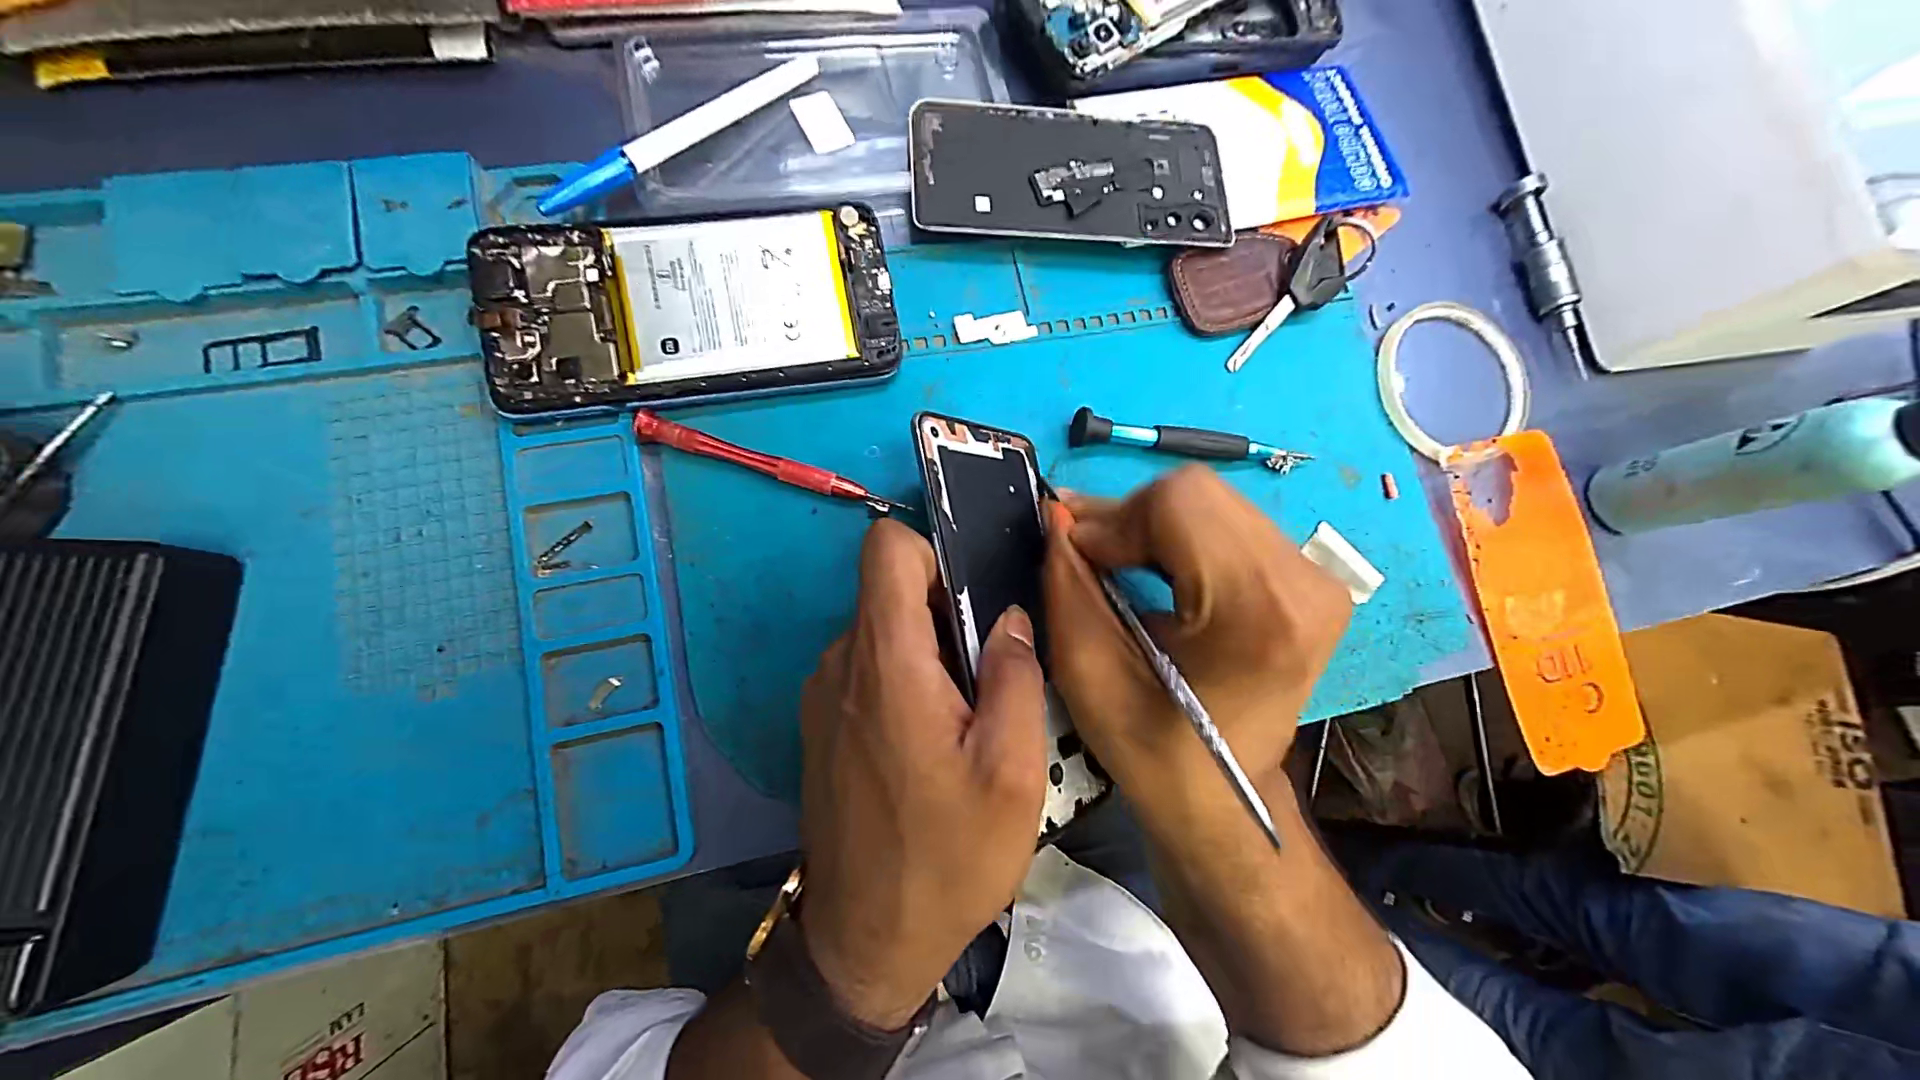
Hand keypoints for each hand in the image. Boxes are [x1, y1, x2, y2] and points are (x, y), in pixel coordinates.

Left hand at [797, 519, 1047, 1029]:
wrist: (864, 941)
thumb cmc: (946, 856)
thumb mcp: (1012, 771)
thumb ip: (1015, 676)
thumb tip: (1008, 616)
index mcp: (886, 661)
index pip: (887, 546)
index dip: (935, 553)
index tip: (975, 599)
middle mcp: (841, 662)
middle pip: (890, 590)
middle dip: (945, 610)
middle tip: (989, 673)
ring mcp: (823, 693)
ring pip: (883, 630)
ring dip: (928, 649)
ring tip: (966, 714)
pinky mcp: (821, 721)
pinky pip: (868, 668)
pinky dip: (904, 678)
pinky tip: (932, 739)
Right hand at [1042, 465, 1351, 805]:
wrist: (1224, 798)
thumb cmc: (1154, 750)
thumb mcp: (1088, 671)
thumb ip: (1068, 585)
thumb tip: (1060, 517)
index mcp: (1259, 612)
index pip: (1179, 504)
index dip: (1113, 518)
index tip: (1075, 553)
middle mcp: (1306, 582)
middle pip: (1198, 492)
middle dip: (1129, 516)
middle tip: (1088, 552)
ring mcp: (1318, 578)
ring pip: (1213, 500)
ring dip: (1152, 523)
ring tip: (1115, 559)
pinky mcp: (1312, 579)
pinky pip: (1230, 521)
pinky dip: (1181, 534)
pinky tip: (1155, 565)